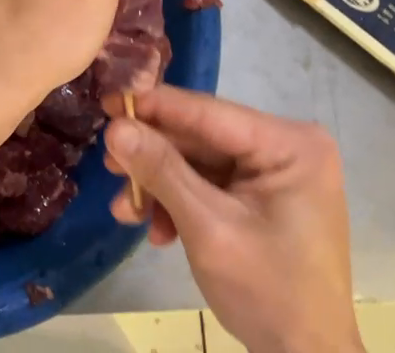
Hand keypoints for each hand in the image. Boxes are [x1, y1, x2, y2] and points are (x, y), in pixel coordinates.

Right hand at [103, 87, 363, 352]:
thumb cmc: (269, 293)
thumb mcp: (208, 228)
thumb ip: (161, 171)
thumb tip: (114, 127)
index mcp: (289, 144)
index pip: (207, 112)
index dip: (152, 106)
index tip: (104, 101)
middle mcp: (285, 146)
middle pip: (200, 138)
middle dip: (152, 159)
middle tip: (107, 165)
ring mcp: (274, 173)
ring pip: (198, 162)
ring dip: (160, 186)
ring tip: (126, 212)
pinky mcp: (262, 196)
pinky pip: (209, 184)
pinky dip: (179, 203)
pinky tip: (156, 231)